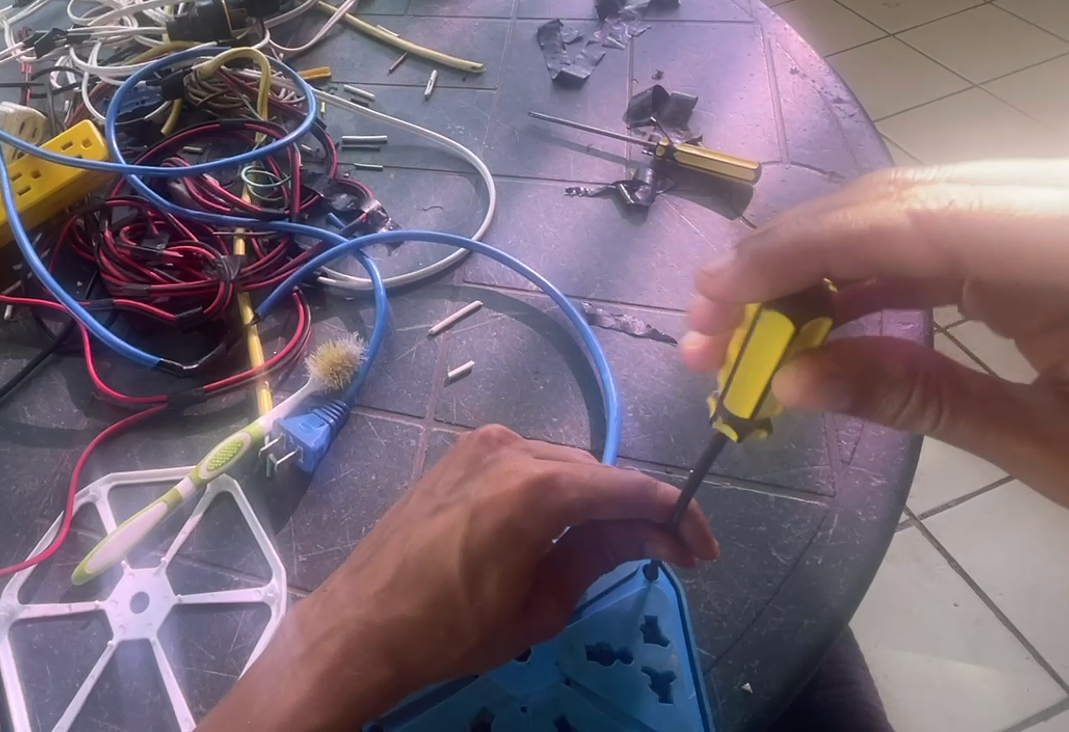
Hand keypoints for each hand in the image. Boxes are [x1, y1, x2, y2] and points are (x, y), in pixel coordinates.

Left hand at [198, 425, 716, 729]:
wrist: (366, 617)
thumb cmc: (454, 627)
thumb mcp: (541, 603)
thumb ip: (600, 554)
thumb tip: (654, 533)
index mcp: (536, 486)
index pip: (627, 488)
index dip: (675, 515)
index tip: (703, 550)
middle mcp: (511, 446)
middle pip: (594, 472)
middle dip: (633, 510)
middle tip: (664, 555)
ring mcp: (480, 443)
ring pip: (560, 464)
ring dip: (592, 499)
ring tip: (611, 545)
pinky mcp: (461, 450)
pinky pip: (524, 463)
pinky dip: (552, 488)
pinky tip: (559, 523)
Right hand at [682, 145, 1068, 586]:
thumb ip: (921, 400)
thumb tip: (785, 379)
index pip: (921, 221)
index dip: (798, 253)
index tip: (714, 295)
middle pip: (902, 200)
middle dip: (789, 257)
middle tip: (709, 313)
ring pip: (912, 203)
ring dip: (818, 259)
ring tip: (742, 312)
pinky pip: (946, 222)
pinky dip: (871, 266)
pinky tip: (816, 305)